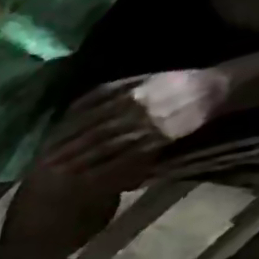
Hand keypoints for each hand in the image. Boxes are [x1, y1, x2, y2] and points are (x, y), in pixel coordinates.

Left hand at [45, 68, 231, 182]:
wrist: (211, 88)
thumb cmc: (168, 84)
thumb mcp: (135, 81)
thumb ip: (104, 92)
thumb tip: (72, 108)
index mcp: (124, 96)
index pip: (86, 119)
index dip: (66, 134)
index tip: (47, 147)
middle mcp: (131, 112)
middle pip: (93, 136)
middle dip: (69, 152)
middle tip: (47, 165)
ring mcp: (144, 128)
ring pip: (106, 149)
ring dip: (83, 163)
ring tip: (63, 173)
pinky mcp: (156, 141)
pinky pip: (127, 158)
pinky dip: (109, 168)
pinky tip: (93, 177)